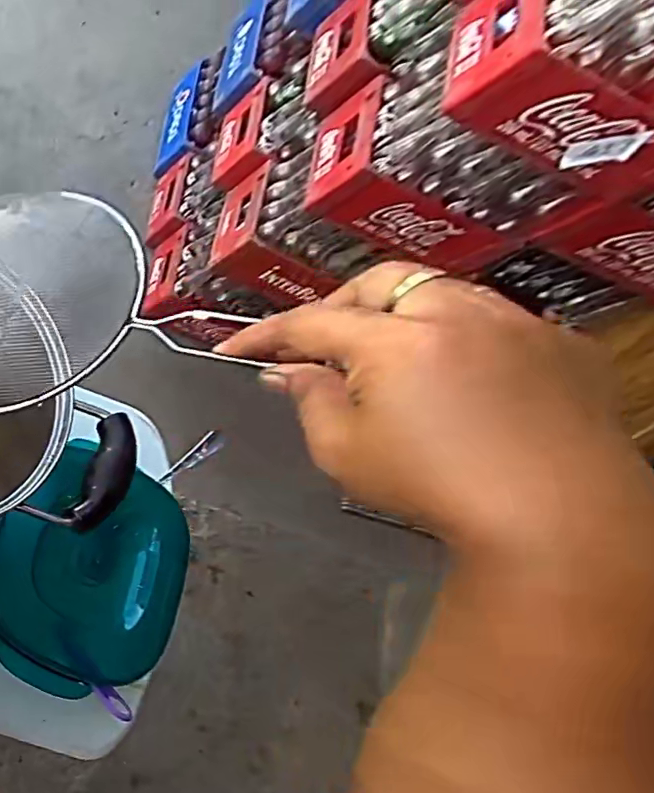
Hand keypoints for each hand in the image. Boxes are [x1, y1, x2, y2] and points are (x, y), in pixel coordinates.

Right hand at [218, 263, 650, 553]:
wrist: (550, 510)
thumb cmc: (433, 481)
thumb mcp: (339, 446)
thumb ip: (310, 397)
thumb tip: (289, 372)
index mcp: (398, 342)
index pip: (310, 321)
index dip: (261, 334)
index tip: (233, 348)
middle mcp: (462, 317)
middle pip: (383, 282)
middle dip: (336, 305)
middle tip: (309, 345)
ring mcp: (519, 326)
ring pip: (440, 293)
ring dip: (394, 315)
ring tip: (370, 358)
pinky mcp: (559, 345)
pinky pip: (490, 319)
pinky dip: (448, 335)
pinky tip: (435, 376)